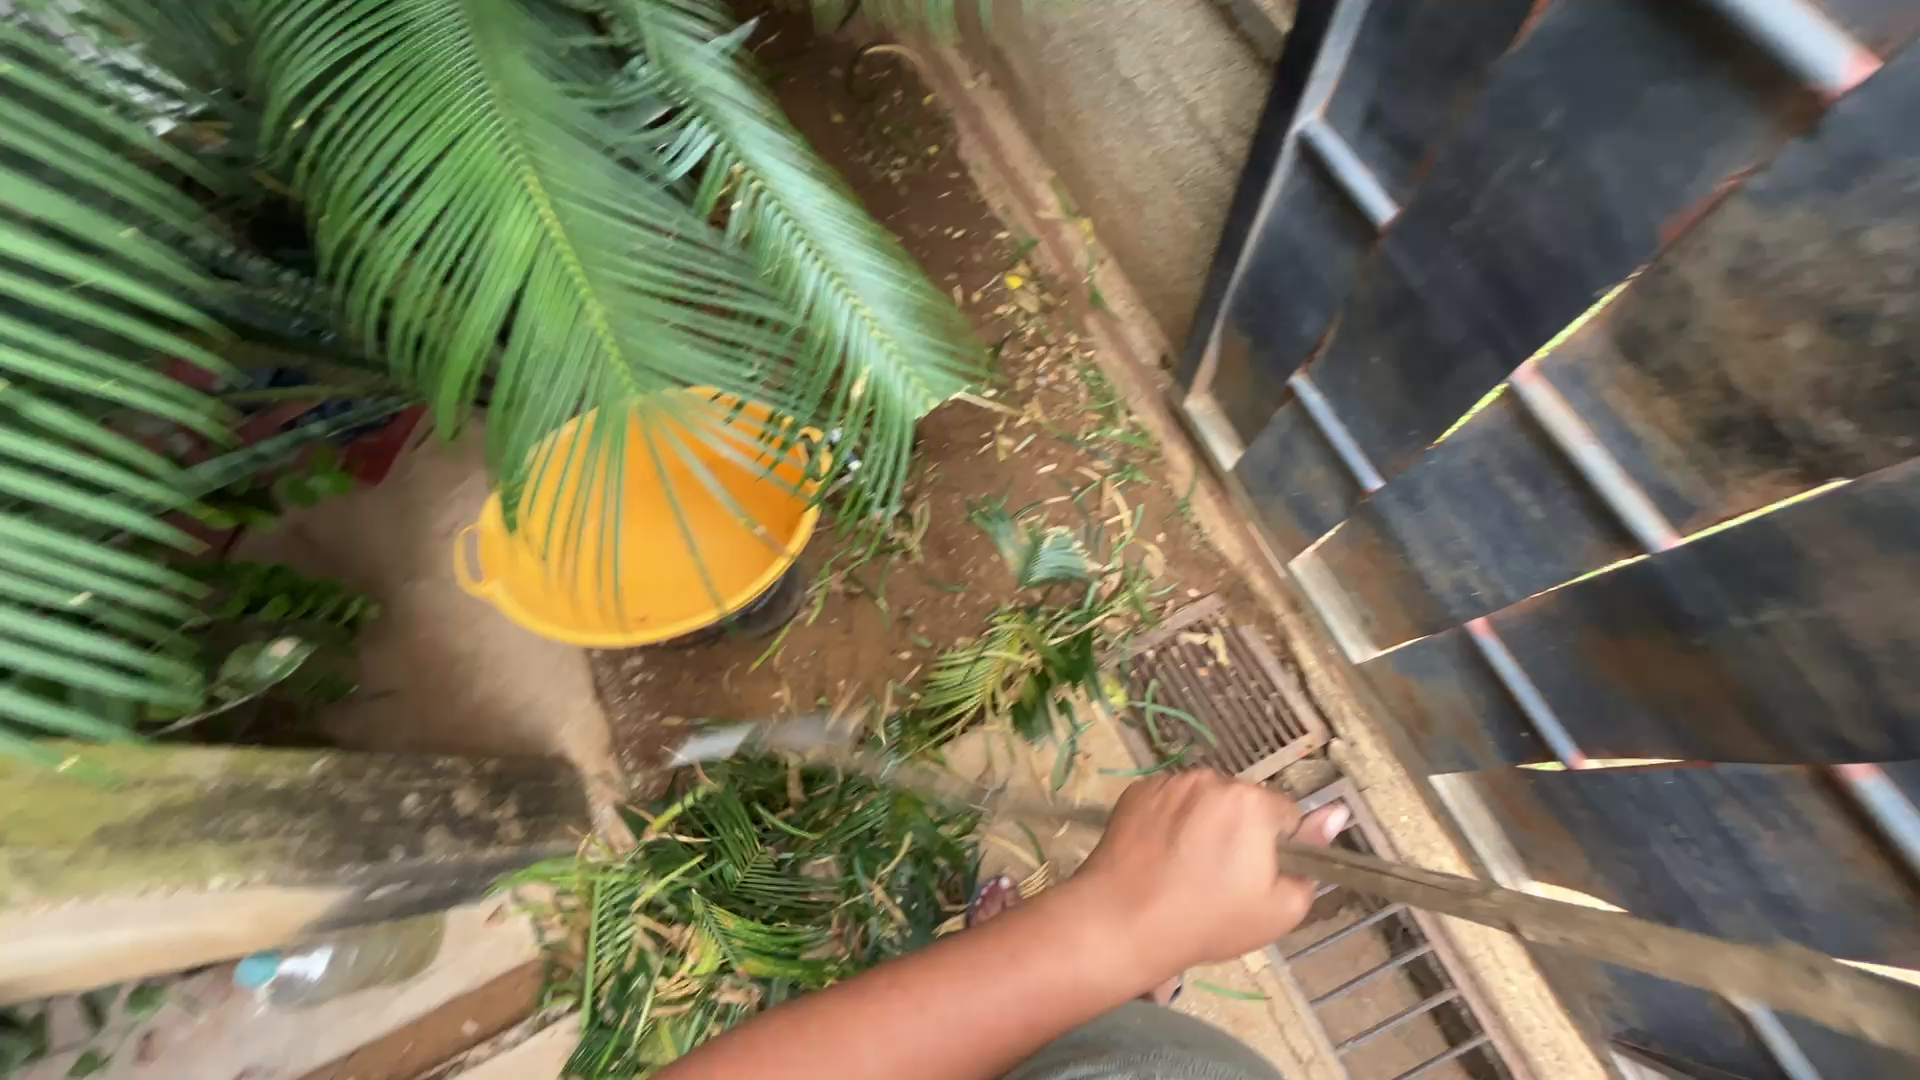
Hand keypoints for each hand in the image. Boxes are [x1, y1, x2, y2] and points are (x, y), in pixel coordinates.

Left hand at [1061, 770, 1349, 989]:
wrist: (1125, 917)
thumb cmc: (1209, 917)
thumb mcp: (1280, 910)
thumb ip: (1309, 866)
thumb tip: (1332, 819)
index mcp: (1250, 801)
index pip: (1285, 813)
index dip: (1280, 844)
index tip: (1263, 870)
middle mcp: (1209, 779)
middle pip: (1240, 802)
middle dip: (1239, 829)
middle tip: (1223, 873)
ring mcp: (1168, 782)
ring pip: (1201, 799)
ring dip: (1203, 821)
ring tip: (1187, 865)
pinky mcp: (1137, 790)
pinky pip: (1167, 801)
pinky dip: (1170, 820)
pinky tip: (1161, 853)